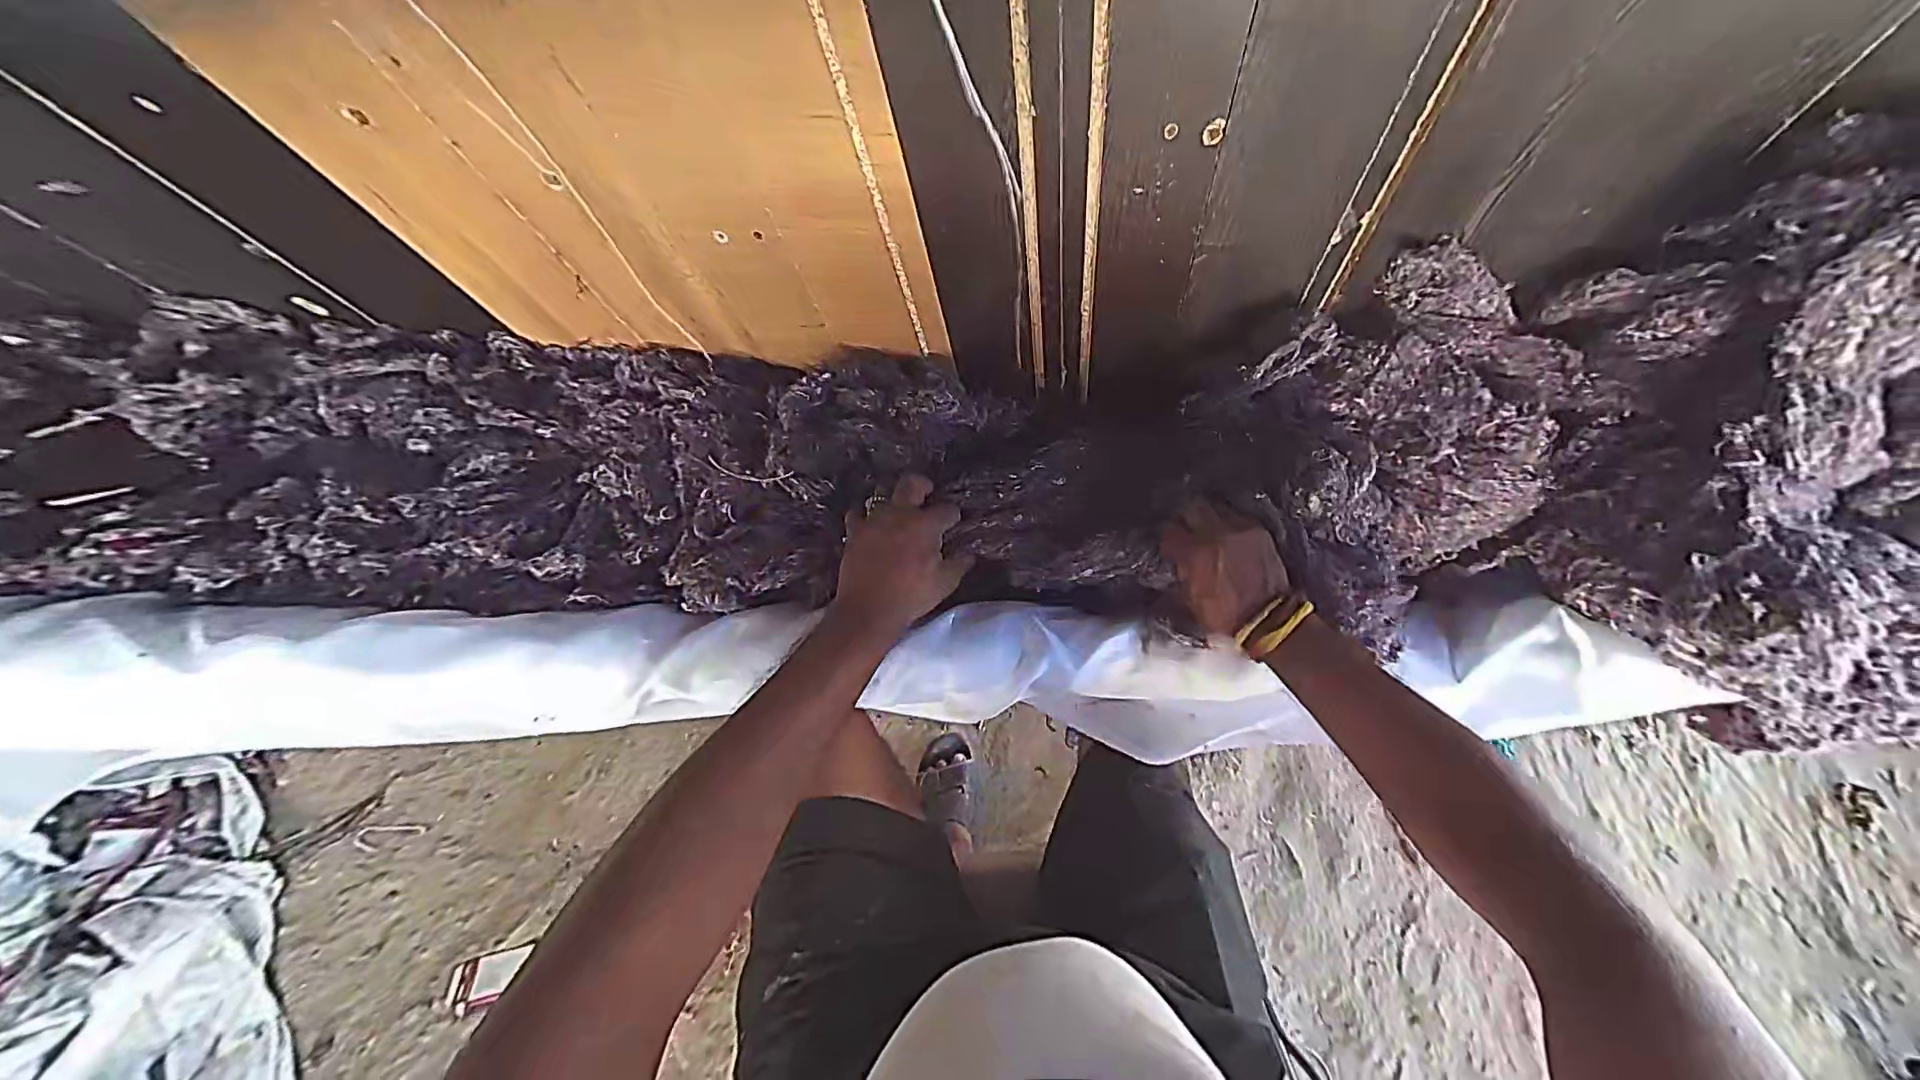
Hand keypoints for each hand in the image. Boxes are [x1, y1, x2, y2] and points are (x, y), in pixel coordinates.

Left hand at [827, 475, 975, 636]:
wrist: (869, 608)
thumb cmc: (911, 596)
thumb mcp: (944, 583)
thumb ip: (959, 564)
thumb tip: (969, 554)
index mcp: (925, 525)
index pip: (946, 510)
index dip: (952, 514)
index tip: (954, 520)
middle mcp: (899, 514)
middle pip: (911, 484)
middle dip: (922, 484)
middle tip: (927, 491)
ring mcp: (874, 521)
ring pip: (882, 496)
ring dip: (893, 501)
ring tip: (898, 513)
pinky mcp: (854, 532)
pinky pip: (857, 515)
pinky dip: (864, 517)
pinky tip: (868, 525)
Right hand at [1160, 499, 1291, 637]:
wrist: (1267, 620)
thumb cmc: (1224, 616)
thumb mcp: (1190, 599)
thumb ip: (1180, 573)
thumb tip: (1177, 562)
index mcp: (1194, 554)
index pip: (1171, 532)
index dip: (1168, 540)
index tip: (1171, 547)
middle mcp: (1216, 535)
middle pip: (1193, 508)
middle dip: (1187, 518)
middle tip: (1186, 530)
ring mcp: (1240, 530)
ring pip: (1217, 507)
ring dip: (1209, 517)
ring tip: (1208, 531)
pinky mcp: (1259, 532)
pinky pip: (1238, 517)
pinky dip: (1229, 524)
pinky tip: (1228, 537)